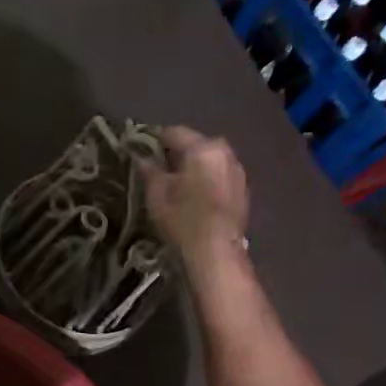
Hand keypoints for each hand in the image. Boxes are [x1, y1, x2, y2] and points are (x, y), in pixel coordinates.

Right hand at [140, 126, 248, 260]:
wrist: (216, 253)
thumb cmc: (182, 220)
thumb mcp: (157, 194)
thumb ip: (149, 169)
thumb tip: (141, 156)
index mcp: (203, 147)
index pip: (174, 132)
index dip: (154, 141)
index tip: (142, 153)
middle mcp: (225, 153)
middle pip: (195, 145)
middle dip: (177, 155)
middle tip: (159, 172)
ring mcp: (238, 172)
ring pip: (209, 161)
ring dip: (194, 169)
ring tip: (177, 187)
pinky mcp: (243, 191)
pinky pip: (219, 177)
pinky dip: (207, 181)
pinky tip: (195, 199)